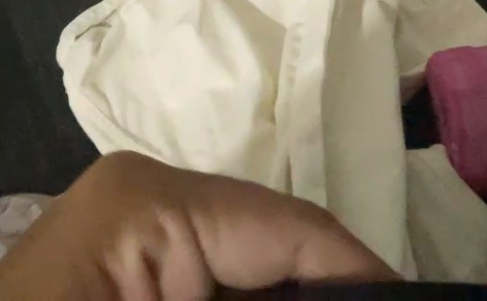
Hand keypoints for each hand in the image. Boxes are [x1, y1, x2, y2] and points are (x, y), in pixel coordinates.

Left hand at [0, 151, 397, 300]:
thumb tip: (361, 295)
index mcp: (153, 200)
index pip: (288, 226)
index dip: (361, 272)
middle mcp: (149, 195)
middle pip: (272, 247)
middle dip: (325, 291)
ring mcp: (134, 230)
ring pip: (243, 270)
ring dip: (287, 296)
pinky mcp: (126, 263)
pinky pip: (208, 282)